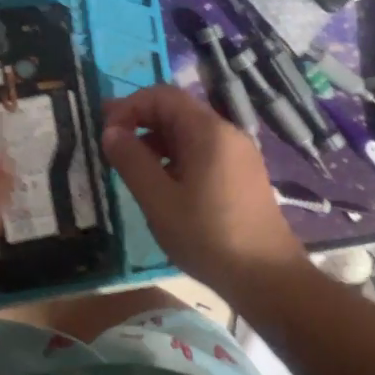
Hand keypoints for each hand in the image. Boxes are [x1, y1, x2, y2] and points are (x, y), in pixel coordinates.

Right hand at [101, 85, 306, 295]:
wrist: (268, 278)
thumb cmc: (209, 237)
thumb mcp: (159, 201)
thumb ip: (132, 161)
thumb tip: (110, 132)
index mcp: (208, 132)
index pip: (163, 96)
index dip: (130, 106)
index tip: (105, 130)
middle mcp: (227, 133)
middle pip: (178, 111)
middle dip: (141, 120)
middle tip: (110, 144)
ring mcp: (239, 155)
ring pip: (190, 133)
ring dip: (157, 141)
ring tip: (131, 167)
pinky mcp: (243, 175)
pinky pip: (203, 152)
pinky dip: (176, 157)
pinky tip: (163, 185)